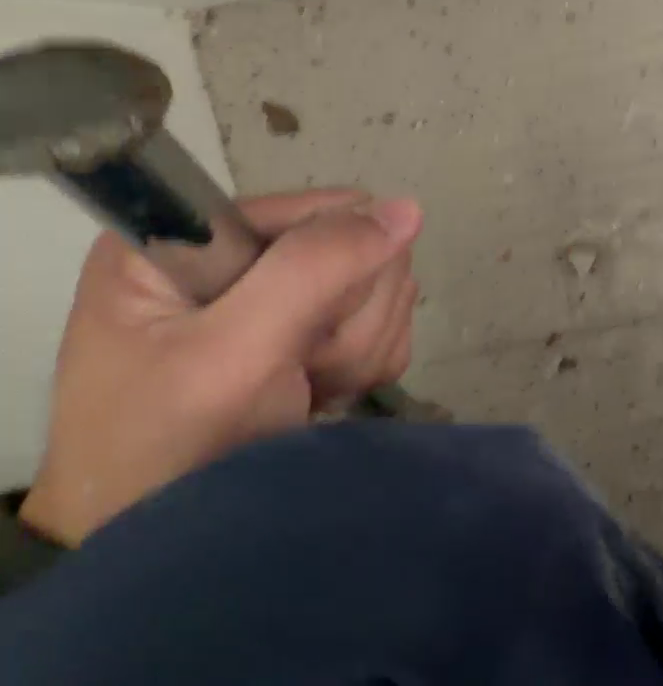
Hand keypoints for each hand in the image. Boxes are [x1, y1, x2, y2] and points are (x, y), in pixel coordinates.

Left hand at [19, 190, 423, 545]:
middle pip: (362, 248)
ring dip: (360, 347)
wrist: (172, 539)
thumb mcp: (231, 354)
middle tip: (299, 368)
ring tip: (304, 388)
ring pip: (385, 286)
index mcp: (189, 238)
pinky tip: (322, 392)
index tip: (301, 327)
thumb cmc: (170, 444)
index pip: (323, 210)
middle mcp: (238, 254)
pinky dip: (368, 364)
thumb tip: (406, 209)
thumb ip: (312, 271)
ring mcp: (280, 292)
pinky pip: (390, 321)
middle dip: (349, 319)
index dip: (333, 267)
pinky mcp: (316, 327)